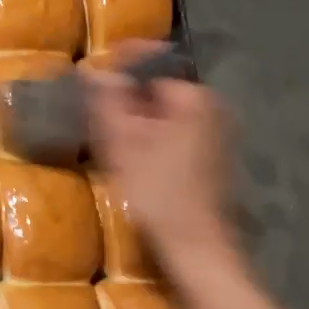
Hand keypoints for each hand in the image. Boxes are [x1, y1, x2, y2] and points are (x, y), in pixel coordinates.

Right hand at [86, 48, 237, 267]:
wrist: (195, 246)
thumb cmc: (158, 192)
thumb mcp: (122, 143)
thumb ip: (108, 101)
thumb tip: (94, 69)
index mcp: (195, 97)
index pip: (152, 63)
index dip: (120, 65)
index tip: (91, 73)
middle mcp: (212, 108)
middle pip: (158, 92)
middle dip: (127, 101)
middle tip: (98, 117)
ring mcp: (217, 134)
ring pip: (164, 115)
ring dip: (138, 122)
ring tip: (111, 139)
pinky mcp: (212, 159)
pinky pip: (174, 135)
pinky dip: (153, 140)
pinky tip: (134, 160)